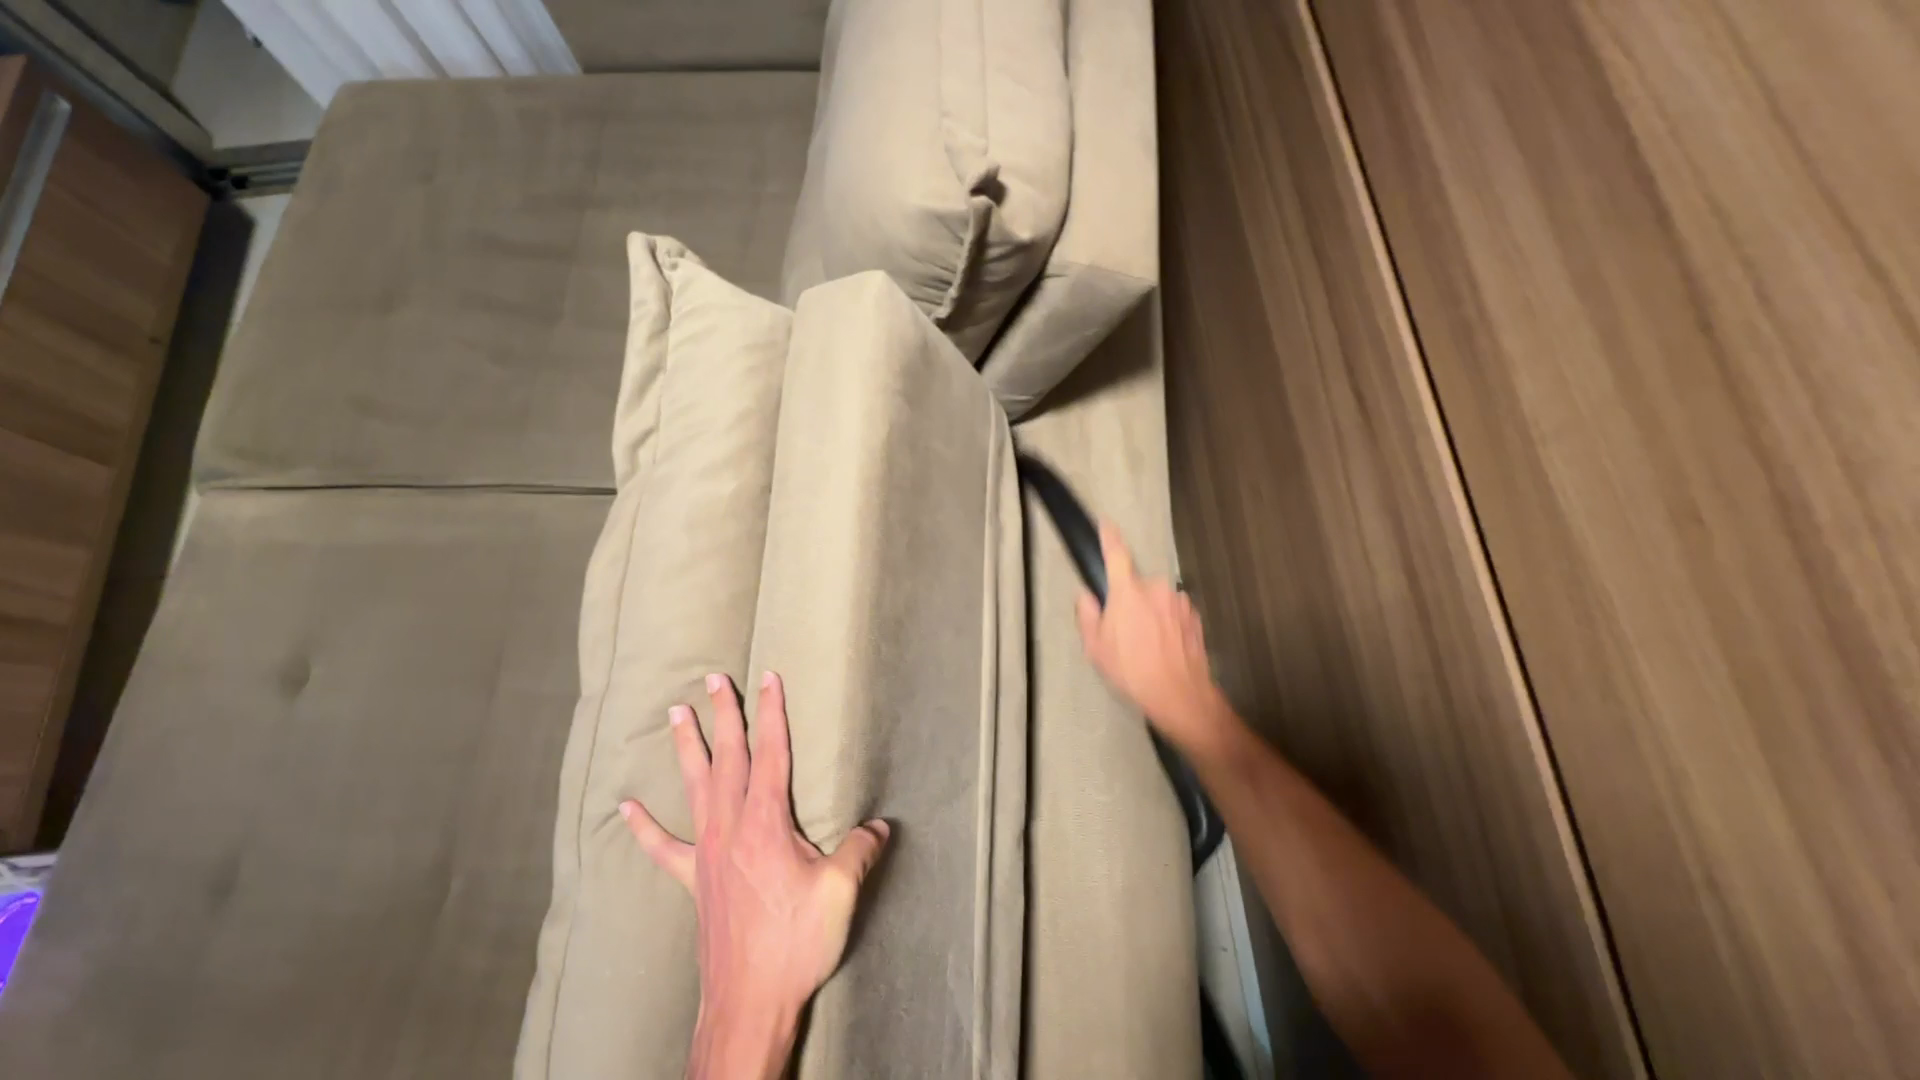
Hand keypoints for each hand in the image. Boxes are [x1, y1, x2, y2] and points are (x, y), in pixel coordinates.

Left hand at [620, 671, 890, 1078]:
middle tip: (714, 679)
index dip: (771, 713)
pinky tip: (626, 808)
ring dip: (688, 748)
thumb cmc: (795, 944)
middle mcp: (731, 828)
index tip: (768, 679)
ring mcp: (707, 853)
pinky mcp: (694, 881)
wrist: (749, 999)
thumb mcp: (840, 892)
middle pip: (728, 758)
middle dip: (724, 715)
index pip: (771, 754)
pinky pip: (663, 848)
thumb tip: (880, 826)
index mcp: (767, 823)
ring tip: (677, 714)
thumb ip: (860, 850)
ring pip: (696, 787)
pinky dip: (644, 826)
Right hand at [1076, 522, 1232, 756]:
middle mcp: (1156, 588)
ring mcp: (1179, 601)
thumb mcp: (1095, 648)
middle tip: (1123, 631)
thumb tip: (1088, 596)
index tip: (1105, 523)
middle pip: (1136, 585)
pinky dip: (1166, 624)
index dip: (1109, 536)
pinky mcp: (1194, 616)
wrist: (1180, 694)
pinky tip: (1164, 648)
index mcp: (1128, 592)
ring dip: (1150, 613)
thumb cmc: (1131, 670)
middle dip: (1129, 601)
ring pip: (1156, 599)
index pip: (1116, 554)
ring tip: (1146, 645)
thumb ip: (1088, 615)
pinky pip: (1172, 612)